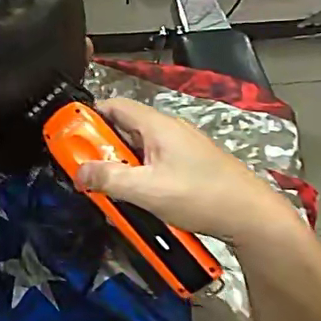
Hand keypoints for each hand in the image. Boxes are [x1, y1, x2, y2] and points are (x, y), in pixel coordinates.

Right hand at [75, 98, 302, 244]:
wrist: (250, 216)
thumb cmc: (201, 196)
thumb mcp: (147, 190)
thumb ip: (109, 179)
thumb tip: (79, 172)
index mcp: (157, 125)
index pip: (113, 105)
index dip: (88, 117)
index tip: (70, 137)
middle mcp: (169, 129)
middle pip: (124, 128)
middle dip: (102, 148)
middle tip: (87, 170)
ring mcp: (181, 146)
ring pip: (139, 148)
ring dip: (121, 165)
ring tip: (110, 188)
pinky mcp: (190, 164)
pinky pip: (154, 162)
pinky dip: (140, 174)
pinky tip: (138, 197)